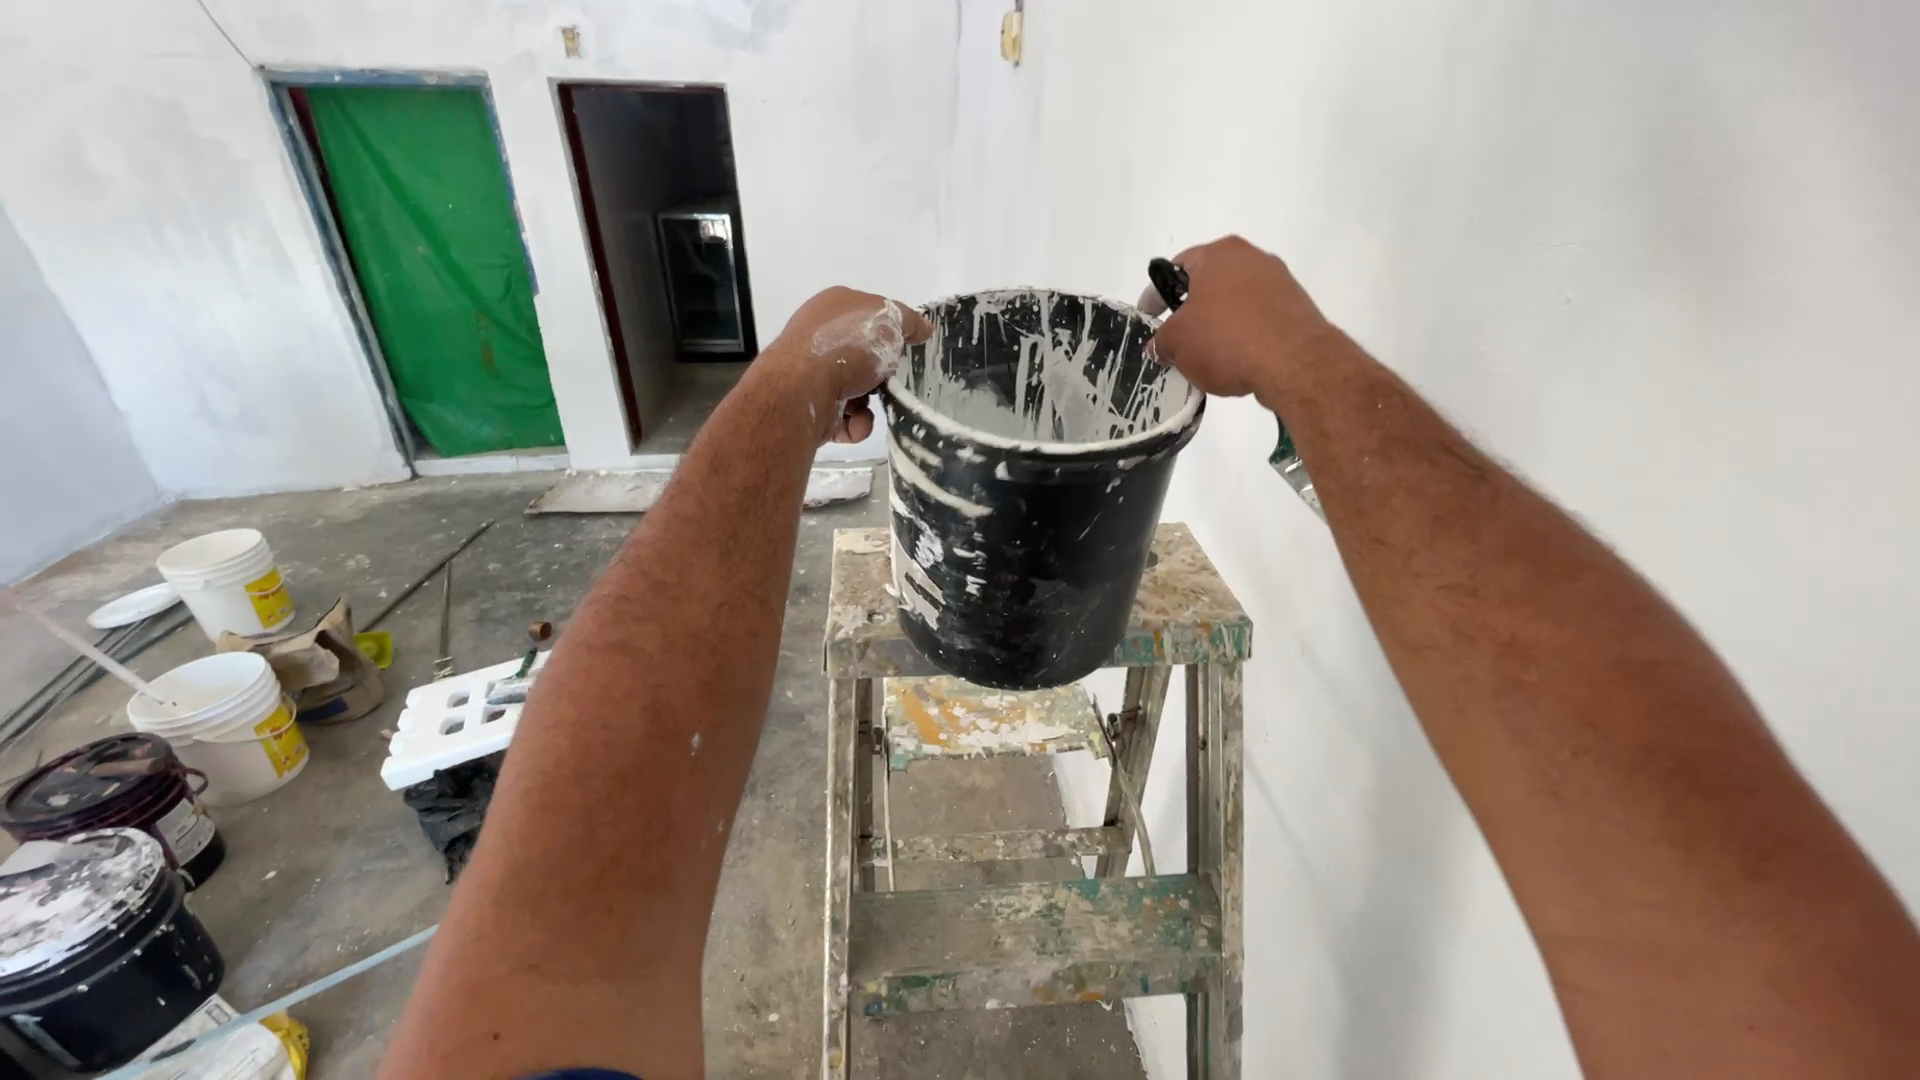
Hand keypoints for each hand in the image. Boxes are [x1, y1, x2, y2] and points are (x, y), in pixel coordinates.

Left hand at [766, 287, 934, 443]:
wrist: (803, 387)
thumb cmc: (848, 345)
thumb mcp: (889, 321)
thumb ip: (910, 322)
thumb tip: (925, 327)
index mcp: (834, 307)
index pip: (868, 317)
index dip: (889, 333)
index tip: (905, 348)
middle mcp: (819, 338)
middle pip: (862, 359)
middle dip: (881, 375)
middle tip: (890, 381)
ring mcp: (811, 374)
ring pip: (855, 392)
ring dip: (869, 404)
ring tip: (870, 406)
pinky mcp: (811, 408)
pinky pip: (844, 418)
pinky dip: (856, 423)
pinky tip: (856, 421)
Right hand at [1140, 236, 1334, 408]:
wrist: (1293, 362)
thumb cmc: (1225, 338)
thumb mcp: (1177, 342)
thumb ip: (1161, 340)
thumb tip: (1159, 345)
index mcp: (1219, 254)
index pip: (1176, 267)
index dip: (1156, 294)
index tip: (1148, 316)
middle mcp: (1252, 258)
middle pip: (1209, 283)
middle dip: (1189, 310)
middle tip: (1174, 336)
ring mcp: (1279, 282)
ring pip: (1234, 302)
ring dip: (1217, 324)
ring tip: (1203, 354)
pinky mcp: (1295, 308)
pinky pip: (1256, 319)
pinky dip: (1241, 335)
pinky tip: (1233, 359)